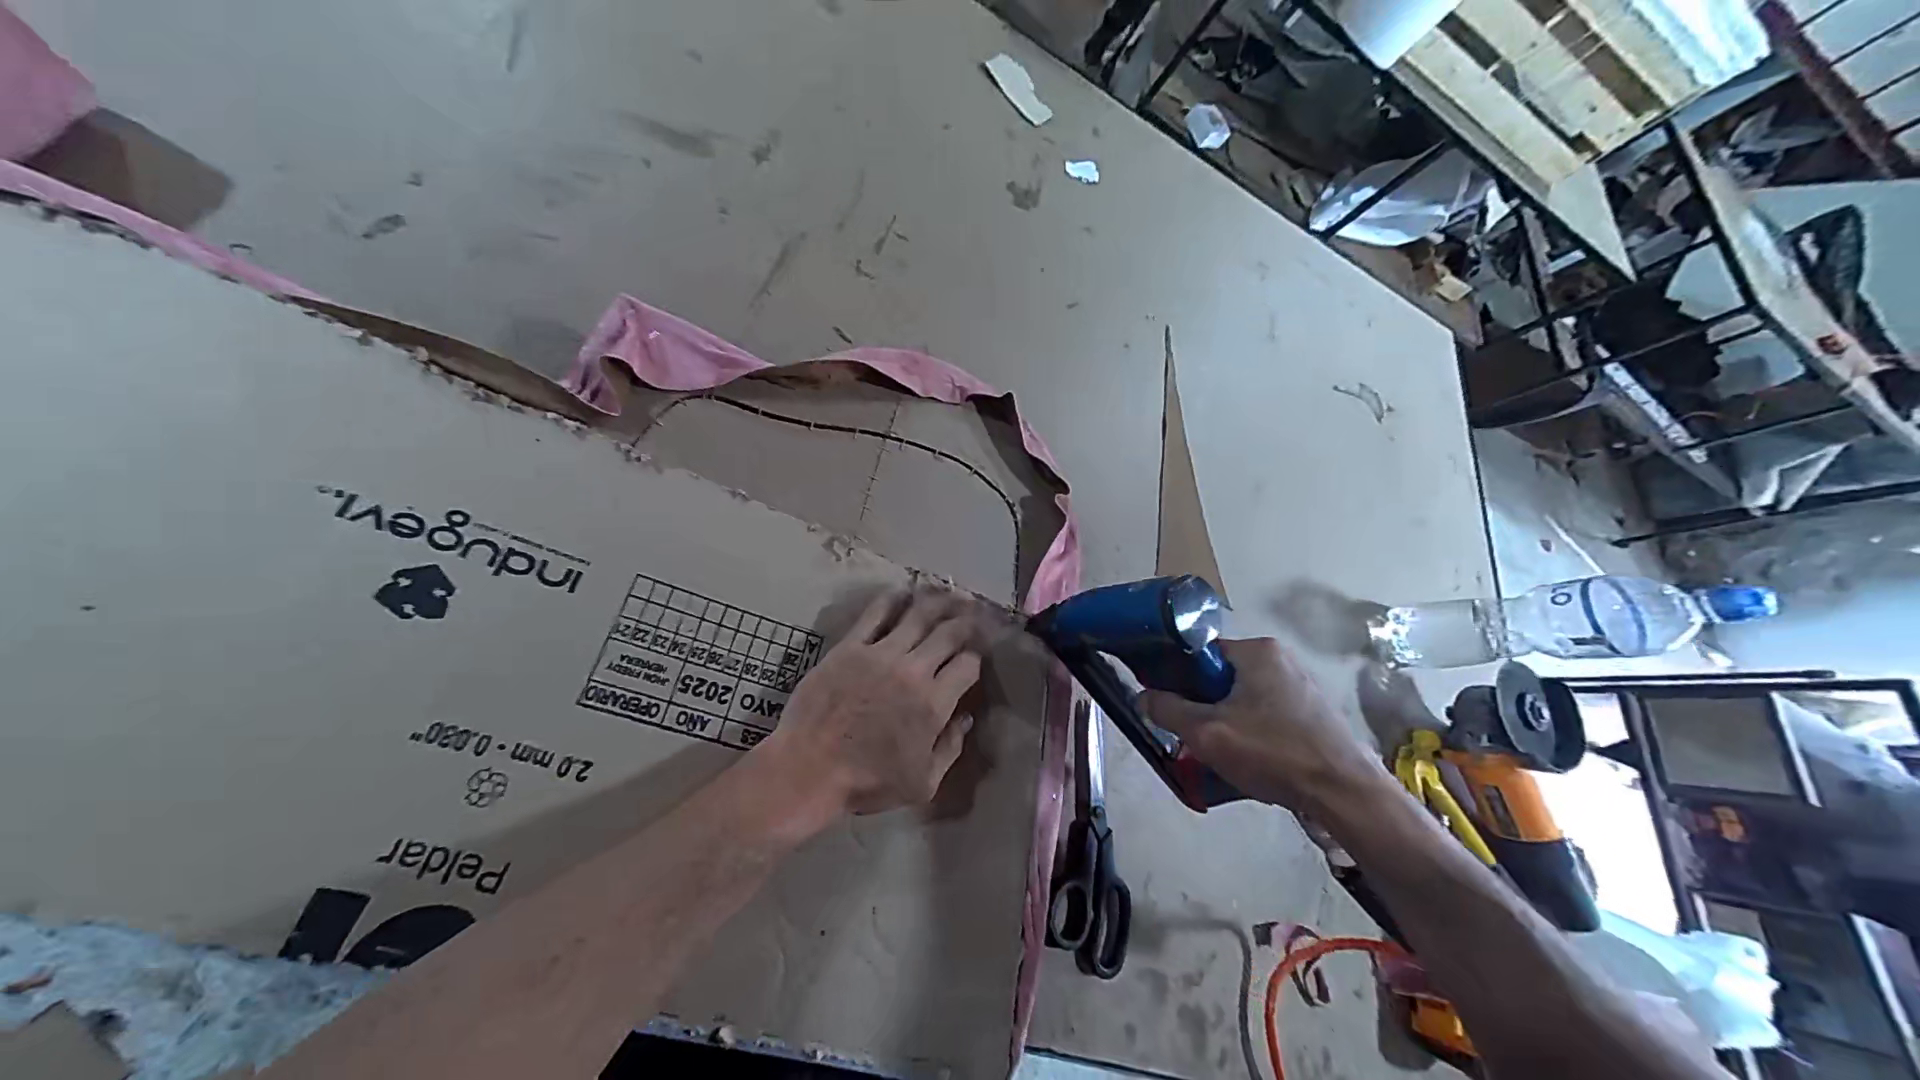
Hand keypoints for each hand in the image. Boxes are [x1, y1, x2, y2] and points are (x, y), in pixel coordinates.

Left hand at [757, 588, 982, 815]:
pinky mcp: (849, 647)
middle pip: (949, 632)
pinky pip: (876, 613)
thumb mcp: (923, 783)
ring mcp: (879, 654)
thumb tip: (965, 718)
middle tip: (975, 612)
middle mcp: (913, 670)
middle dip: (968, 620)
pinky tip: (905, 593)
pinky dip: (894, 599)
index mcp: (934, 703)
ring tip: (949, 594)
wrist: (807, 770)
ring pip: (918, 614)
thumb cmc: (866, 782)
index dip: (978, 655)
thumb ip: (950, 748)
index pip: (968, 664)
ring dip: (939, 601)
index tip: (978, 652)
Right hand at [1142, 638, 1384, 812]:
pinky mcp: (1311, 712)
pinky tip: (1248, 760)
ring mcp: (1299, 685)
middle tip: (1193, 736)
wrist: (1345, 794)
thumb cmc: (1273, 752)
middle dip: (1202, 707)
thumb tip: (1142, 696)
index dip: (1177, 678)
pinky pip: (1263, 714)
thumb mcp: (1206, 732)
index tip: (1167, 705)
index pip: (1199, 653)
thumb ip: (1167, 710)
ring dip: (1224, 723)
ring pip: (1240, 699)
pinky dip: (1248, 733)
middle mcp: (1279, 659)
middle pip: (1219, 677)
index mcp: (1257, 650)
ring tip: (1219, 753)